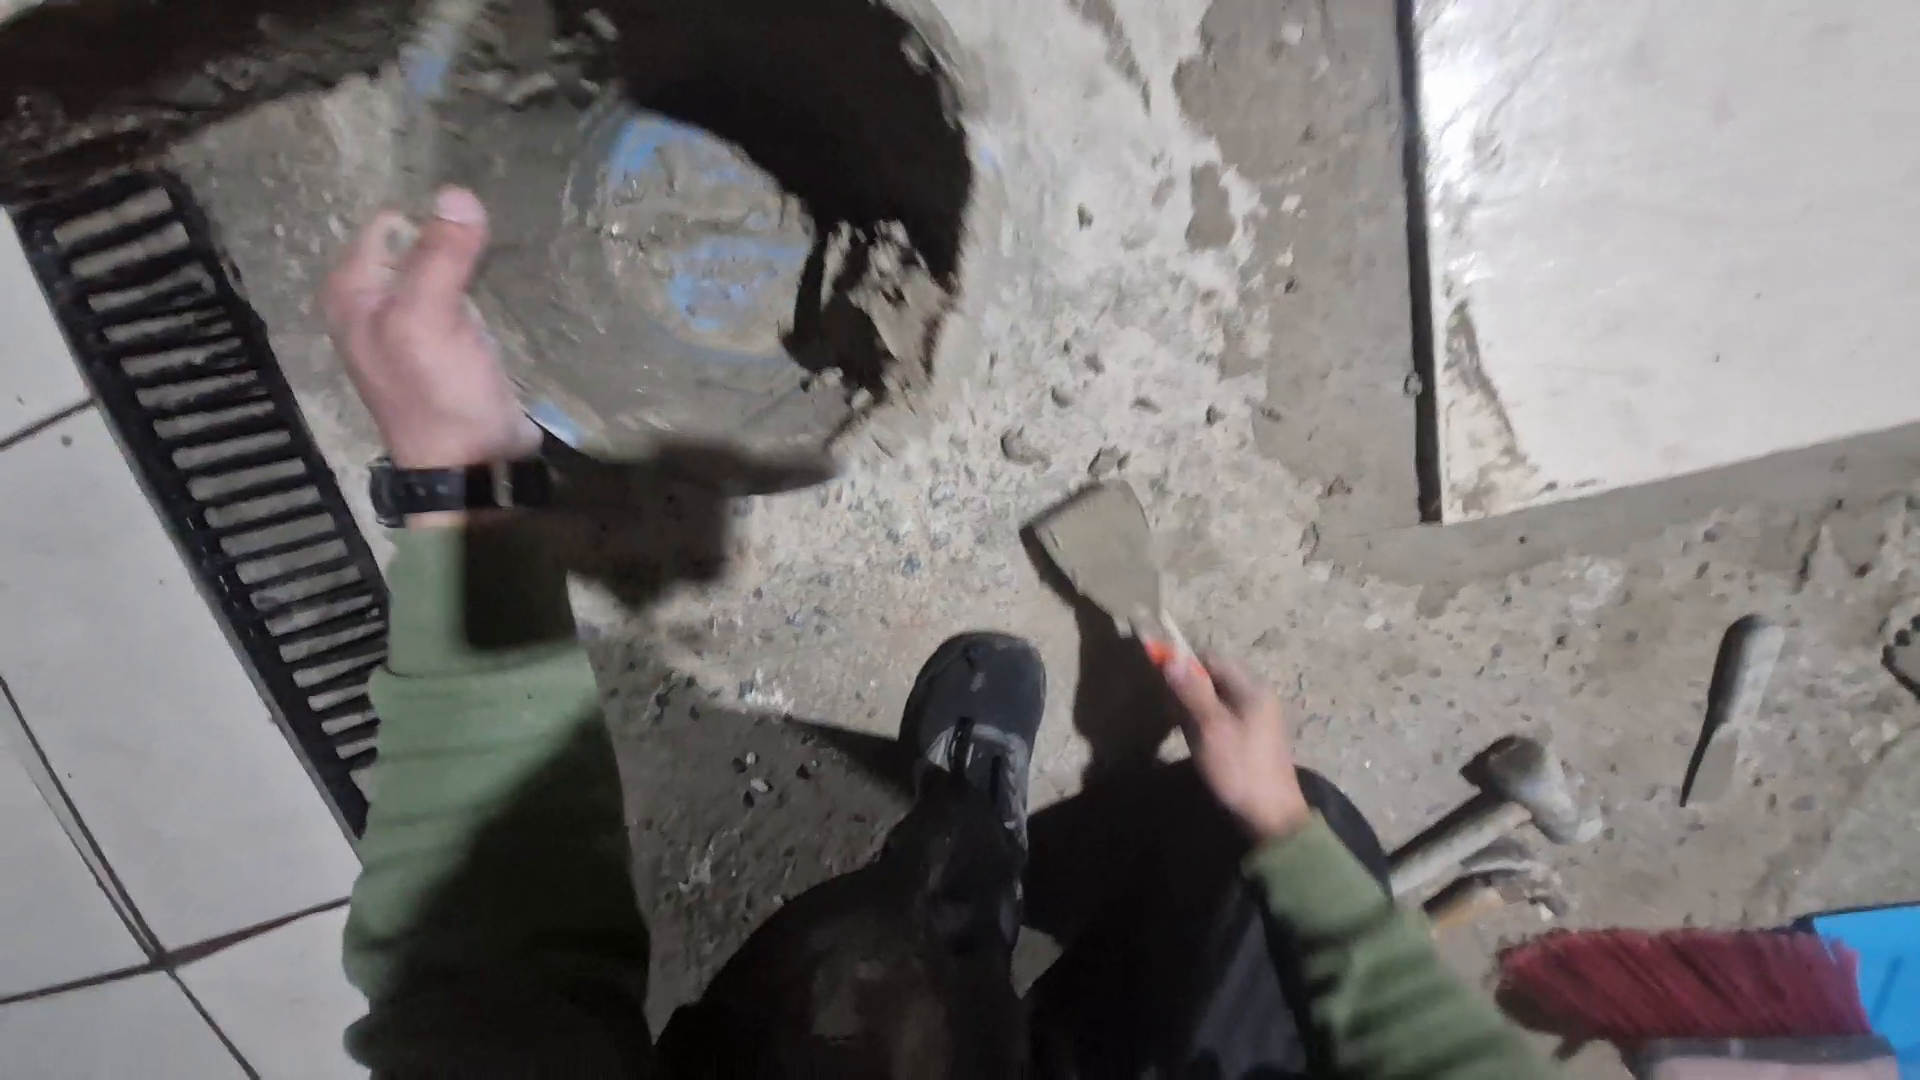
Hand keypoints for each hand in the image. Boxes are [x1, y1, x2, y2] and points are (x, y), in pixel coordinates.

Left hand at [322, 187, 540, 471]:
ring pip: (452, 279)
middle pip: (422, 250)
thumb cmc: (440, 394)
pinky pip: (473, 309)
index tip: (480, 224)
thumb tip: (459, 192)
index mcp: (353, 291)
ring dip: (480, 272)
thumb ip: (442, 255)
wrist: (474, 467)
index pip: (391, 225)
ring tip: (517, 262)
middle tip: (505, 241)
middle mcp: (378, 307)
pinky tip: (517, 298)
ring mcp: (419, 333)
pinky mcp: (457, 354)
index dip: (434, 219)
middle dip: (460, 243)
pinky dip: (493, 300)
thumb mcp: (431, 318)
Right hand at [1159, 651, 1311, 842]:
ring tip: (1185, 730)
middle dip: (1188, 688)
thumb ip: (1192, 691)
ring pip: (1213, 698)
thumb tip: (1171, 658)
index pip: (1212, 658)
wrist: (1270, 817)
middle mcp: (1256, 696)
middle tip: (1172, 710)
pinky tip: (1197, 742)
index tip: (1162, 679)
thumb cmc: (1239, 768)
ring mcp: (1255, 717)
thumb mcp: (1210, 727)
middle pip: (1213, 677)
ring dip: (1193, 708)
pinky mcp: (1249, 736)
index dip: (1185, 664)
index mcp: (1252, 688)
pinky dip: (1203, 723)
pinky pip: (1220, 717)